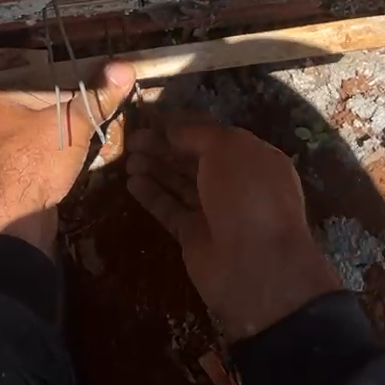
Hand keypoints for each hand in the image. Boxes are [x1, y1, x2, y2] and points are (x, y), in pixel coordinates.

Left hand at [0, 62, 136, 257]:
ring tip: (107, 118)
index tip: (108, 73)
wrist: (14, 223)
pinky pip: (45, 143)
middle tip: (112, 95)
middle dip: (79, 100)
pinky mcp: (17, 163)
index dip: (78, 71)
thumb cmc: (34, 164)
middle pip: (47, 97)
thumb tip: (124, 67)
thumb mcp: (71, 125)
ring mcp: (4, 141)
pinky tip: (89, 143)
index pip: (44, 71)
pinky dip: (66, 143)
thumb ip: (96, 97)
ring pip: (48, 122)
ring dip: (76, 124)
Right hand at [125, 115, 340, 340]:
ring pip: (178, 182)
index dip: (181, 125)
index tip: (150, 118)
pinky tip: (132, 182)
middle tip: (132, 138)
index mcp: (251, 158)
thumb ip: (197, 134)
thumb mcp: (228, 148)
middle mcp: (234, 183)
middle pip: (192, 158)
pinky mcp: (194, 235)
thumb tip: (172, 129)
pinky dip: (151, 194)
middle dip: (162, 146)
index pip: (210, 135)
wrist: (256, 266)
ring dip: (154, 167)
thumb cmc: (247, 195)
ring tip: (127, 159)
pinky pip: (169, 209)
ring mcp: (214, 210)